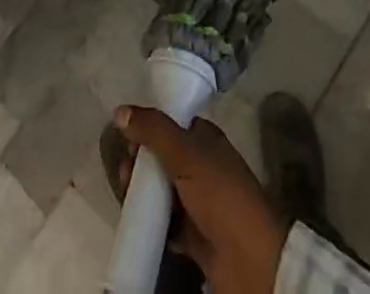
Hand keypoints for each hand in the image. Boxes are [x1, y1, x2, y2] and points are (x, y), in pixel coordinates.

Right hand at [116, 105, 291, 293]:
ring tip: (126, 197)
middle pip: (162, 158)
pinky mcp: (191, 233)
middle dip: (140, 163)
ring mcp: (197, 202)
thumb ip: (154, 130)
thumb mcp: (186, 154)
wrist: (249, 259)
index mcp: (206, 140)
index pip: (171, 124)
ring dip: (142, 193)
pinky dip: (150, 221)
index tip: (127, 137)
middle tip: (125, 173)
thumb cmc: (221, 195)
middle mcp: (202, 167)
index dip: (148, 128)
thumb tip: (120, 110)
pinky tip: (137, 220)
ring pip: (160, 190)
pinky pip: (163, 222)